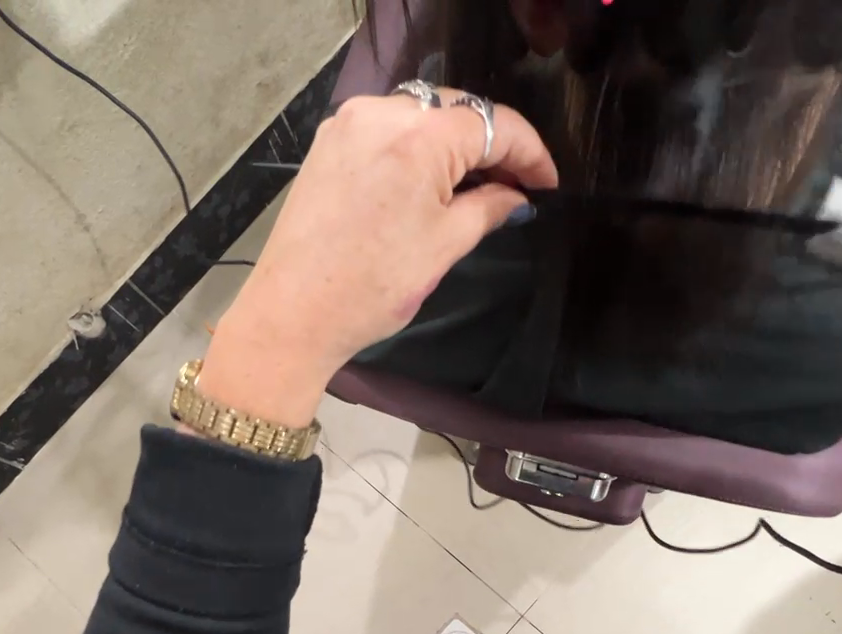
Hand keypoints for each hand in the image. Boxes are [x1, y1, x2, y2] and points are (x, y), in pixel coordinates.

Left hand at [196, 90, 558, 428]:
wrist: (294, 314)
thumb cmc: (370, 288)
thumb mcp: (443, 248)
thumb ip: (488, 209)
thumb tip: (516, 196)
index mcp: (418, 137)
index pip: (494, 124)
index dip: (530, 153)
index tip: (547, 183)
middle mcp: (380, 114)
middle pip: (456, 111)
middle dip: (492, 145)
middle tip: (516, 185)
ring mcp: (348, 126)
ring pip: (420, 118)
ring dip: (453, 146)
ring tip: (474, 187)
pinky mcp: (328, 145)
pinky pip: (386, 132)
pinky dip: (415, 150)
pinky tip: (427, 183)